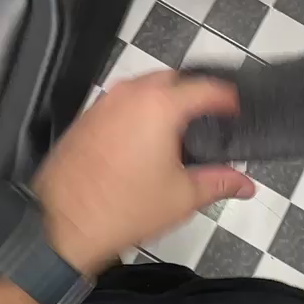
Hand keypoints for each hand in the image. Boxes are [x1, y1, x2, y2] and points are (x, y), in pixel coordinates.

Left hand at [31, 71, 253, 272]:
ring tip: (179, 130)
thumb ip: (218, 182)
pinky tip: (146, 139)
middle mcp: (131, 94)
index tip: (235, 110)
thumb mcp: (181, 197)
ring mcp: (106, 102)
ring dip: (165, 99)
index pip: (206, 88)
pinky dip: (140, 109)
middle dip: (194, 94)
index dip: (228, 99)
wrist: (60, 225)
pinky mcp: (88, 116)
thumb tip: (243, 183)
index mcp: (160, 105)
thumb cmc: (120, 209)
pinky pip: (122, 100)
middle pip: (174, 79)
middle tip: (210, 119)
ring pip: (145, 87)